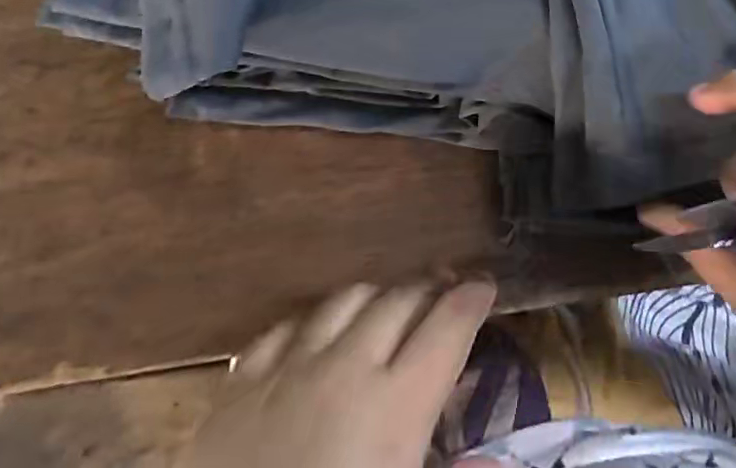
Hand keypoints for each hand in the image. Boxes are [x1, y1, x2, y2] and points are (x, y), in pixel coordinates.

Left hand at [178, 280, 495, 467]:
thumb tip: (497, 462)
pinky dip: (314, 321)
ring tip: (389, 308)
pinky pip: (287, 326)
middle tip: (446, 293)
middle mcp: (347, 368)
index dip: (473, 298)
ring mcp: (288, 370)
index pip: (449, 326)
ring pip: (347, 298)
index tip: (485, 285)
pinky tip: (319, 335)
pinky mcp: (238, 386)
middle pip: (402, 299)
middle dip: (432, 289)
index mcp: (396, 406)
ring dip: (378, 297)